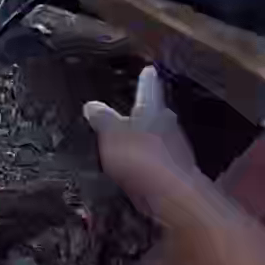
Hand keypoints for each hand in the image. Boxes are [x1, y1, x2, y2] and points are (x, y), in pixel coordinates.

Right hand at [83, 66, 208, 221]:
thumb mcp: (111, 134)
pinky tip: (134, 162)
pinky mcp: (172, 170)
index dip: (146, 80)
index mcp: (153, 112)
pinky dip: (144, 155)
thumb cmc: (139, 157)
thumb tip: (92, 104)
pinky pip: (155, 156)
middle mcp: (168, 126)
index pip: (148, 90)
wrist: (171, 195)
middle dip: (146, 109)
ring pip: (158, 134)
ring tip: (130, 134)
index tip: (148, 69)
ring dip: (145, 133)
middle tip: (135, 104)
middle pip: (156, 112)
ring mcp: (173, 149)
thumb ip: (102, 119)